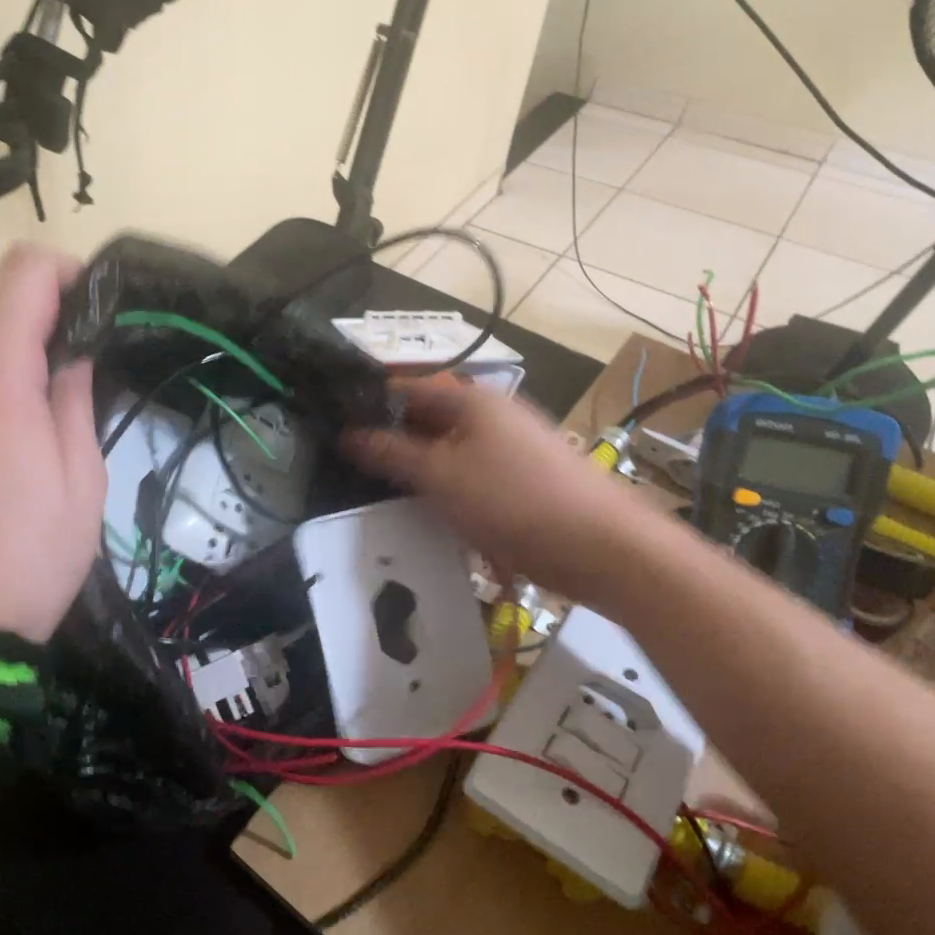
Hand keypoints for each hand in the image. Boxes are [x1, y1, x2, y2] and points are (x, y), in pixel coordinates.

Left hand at [0, 243, 105, 642]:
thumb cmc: (26, 559)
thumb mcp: (81, 483)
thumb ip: (75, 401)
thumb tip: (69, 357)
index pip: (21, 274)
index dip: (63, 273)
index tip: (90, 308)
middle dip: (35, 333)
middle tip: (70, 387)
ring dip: (1, 369)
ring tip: (30, 433)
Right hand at [342, 377, 649, 597]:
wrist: (601, 547)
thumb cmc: (514, 501)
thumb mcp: (441, 476)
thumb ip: (391, 453)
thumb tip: (347, 434)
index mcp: (472, 400)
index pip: (406, 387)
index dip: (369, 403)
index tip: (333, 427)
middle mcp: (492, 415)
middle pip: (427, 419)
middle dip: (390, 440)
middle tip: (347, 466)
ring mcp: (509, 449)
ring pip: (447, 452)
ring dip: (416, 470)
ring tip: (377, 493)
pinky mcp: (520, 482)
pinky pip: (468, 478)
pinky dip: (444, 490)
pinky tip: (425, 515)